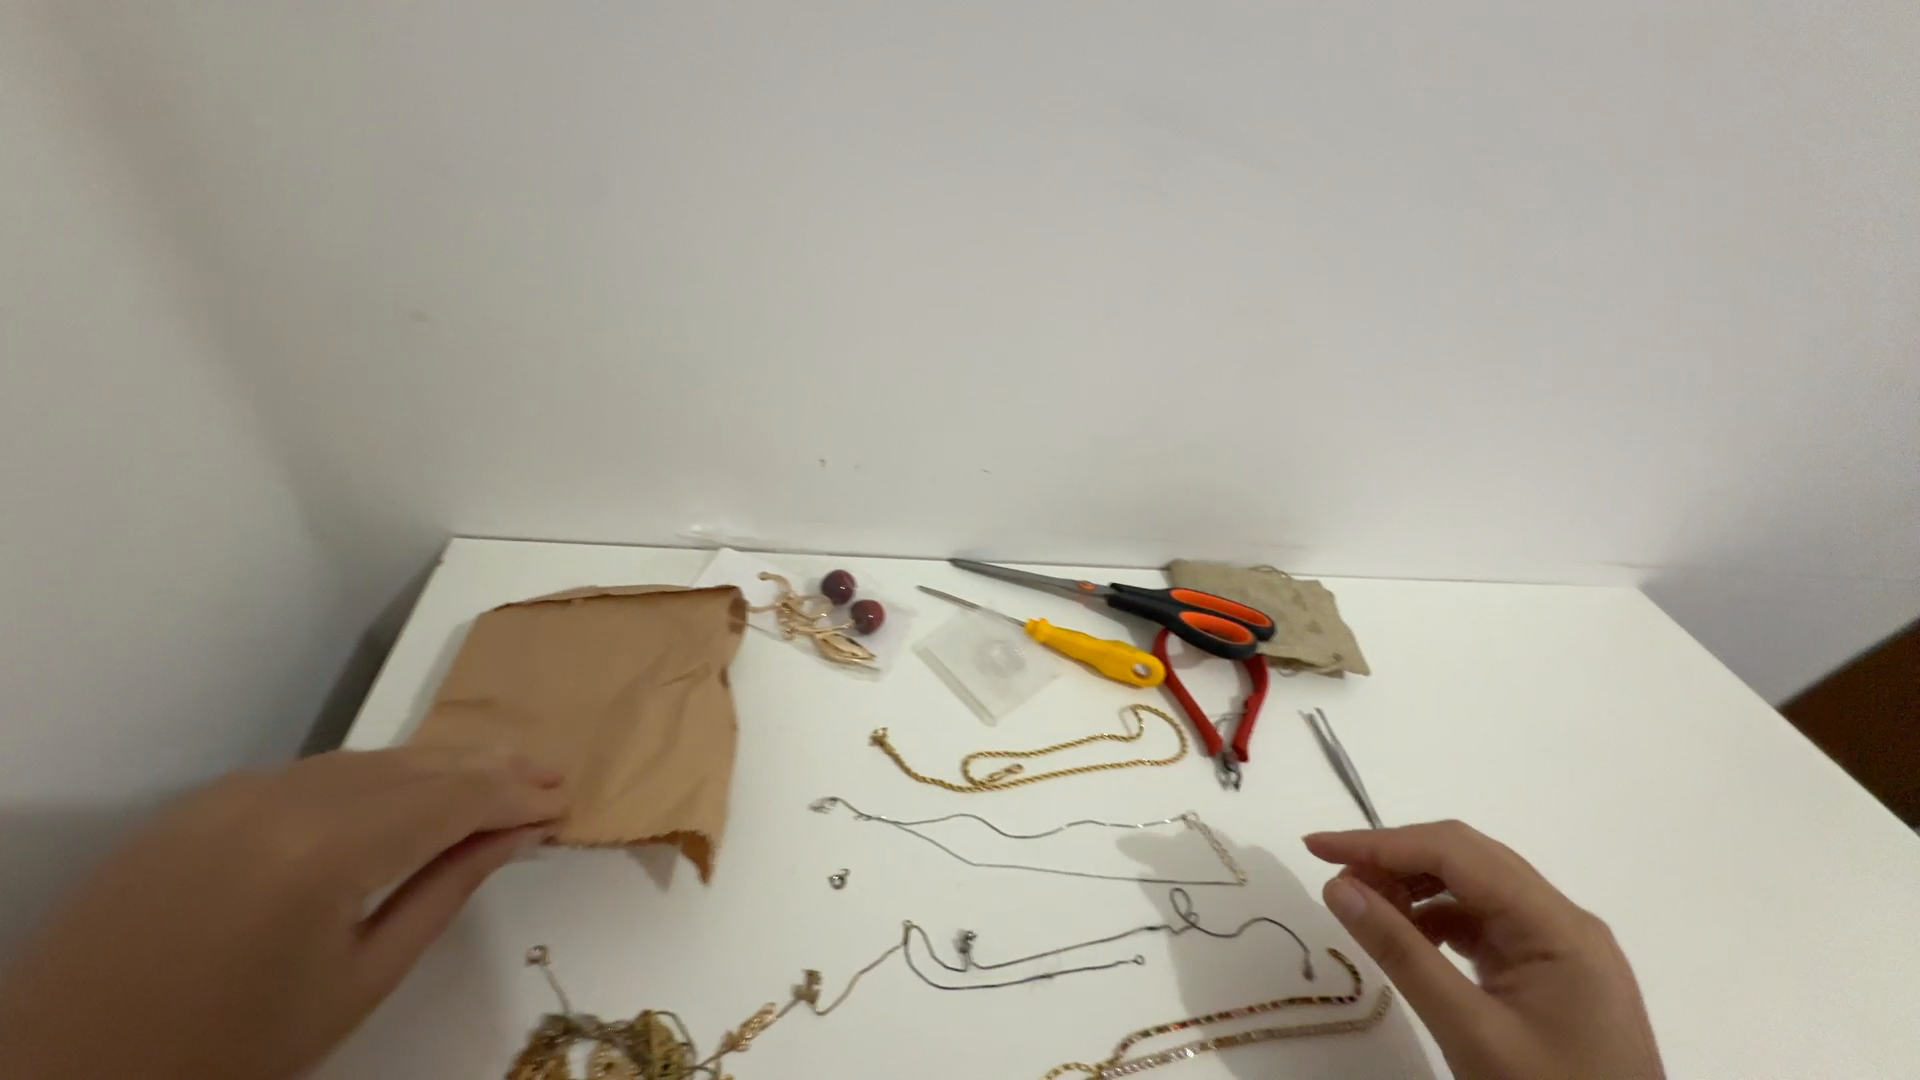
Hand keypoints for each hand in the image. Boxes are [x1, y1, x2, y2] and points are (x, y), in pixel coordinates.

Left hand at [0, 746, 566, 1079]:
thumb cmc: (229, 1053)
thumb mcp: (362, 979)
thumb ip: (449, 888)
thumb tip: (521, 832)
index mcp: (323, 851)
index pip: (454, 800)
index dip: (517, 798)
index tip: (567, 800)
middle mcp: (281, 798)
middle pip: (419, 766)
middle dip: (494, 768)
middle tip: (553, 772)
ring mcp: (233, 792)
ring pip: (373, 759)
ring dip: (443, 764)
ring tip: (503, 771)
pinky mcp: (201, 801)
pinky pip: (319, 772)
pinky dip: (381, 774)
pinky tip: (415, 786)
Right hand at [1306, 821, 1662, 1079]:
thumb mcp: (1470, 1032)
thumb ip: (1402, 953)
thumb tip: (1336, 886)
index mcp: (1557, 925)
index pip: (1454, 853)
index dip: (1379, 843)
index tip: (1314, 847)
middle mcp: (1563, 920)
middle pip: (1465, 858)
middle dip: (1393, 857)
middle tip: (1334, 875)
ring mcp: (1559, 945)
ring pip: (1471, 885)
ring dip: (1412, 885)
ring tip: (1362, 906)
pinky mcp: (1548, 971)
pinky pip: (1481, 919)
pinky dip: (1434, 917)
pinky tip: (1405, 937)